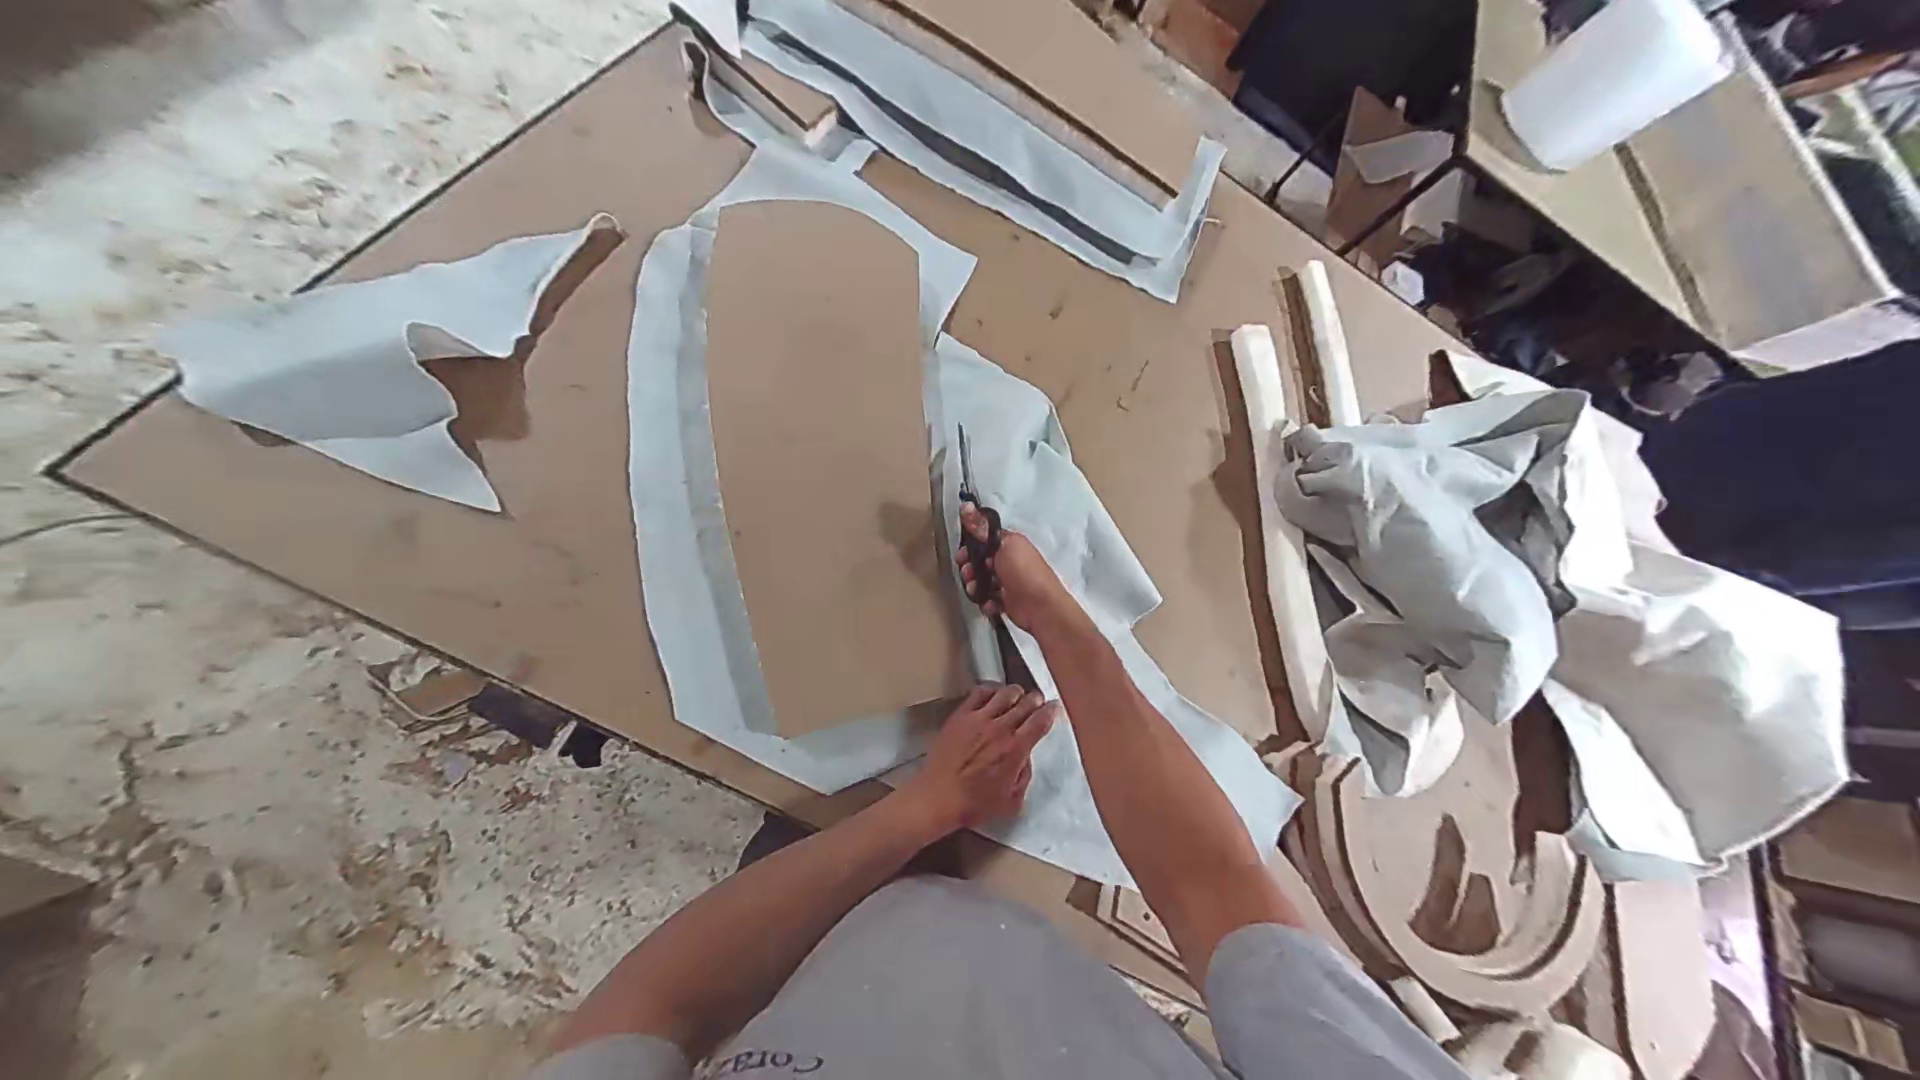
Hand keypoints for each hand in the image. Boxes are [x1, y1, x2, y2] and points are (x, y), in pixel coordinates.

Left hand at [899, 683, 1057, 835]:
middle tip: (1038, 702)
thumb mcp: (1013, 801)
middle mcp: (1000, 728)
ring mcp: (978, 718)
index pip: (1040, 721)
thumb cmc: (975, 804)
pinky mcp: (960, 715)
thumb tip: (1025, 755)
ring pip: (1005, 693)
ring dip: (1016, 693)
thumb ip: (1025, 775)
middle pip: (1026, 702)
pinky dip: (991, 690)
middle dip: (1036, 700)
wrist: (938, 797)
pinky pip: (979, 693)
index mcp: (1015, 749)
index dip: (1051, 711)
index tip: (1054, 708)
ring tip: (1017, 697)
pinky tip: (993, 696)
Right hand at [955, 504, 1077, 632]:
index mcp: (1010, 544)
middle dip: (970, 569)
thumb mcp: (1002, 546)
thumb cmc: (1023, 572)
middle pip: (981, 562)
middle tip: (968, 574)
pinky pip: (990, 599)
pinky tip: (990, 604)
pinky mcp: (1008, 601)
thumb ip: (982, 529)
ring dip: (976, 587)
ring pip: (983, 582)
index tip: (962, 556)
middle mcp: (1010, 561)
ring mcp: (1009, 582)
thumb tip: (966, 505)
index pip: (985, 540)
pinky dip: (987, 602)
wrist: (1041, 607)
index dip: (971, 547)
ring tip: (977, 591)